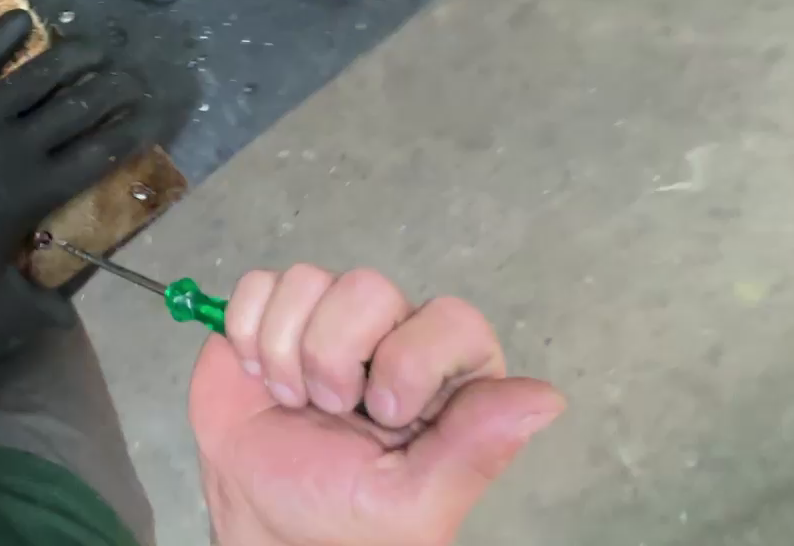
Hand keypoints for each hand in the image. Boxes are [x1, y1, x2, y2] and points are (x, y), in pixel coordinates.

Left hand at [0, 10, 177, 329]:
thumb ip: (35, 310)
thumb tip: (73, 322)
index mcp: (31, 192)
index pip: (97, 153)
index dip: (133, 129)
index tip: (157, 111)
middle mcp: (13, 145)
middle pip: (77, 106)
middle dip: (114, 87)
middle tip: (136, 73)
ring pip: (36, 76)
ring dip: (71, 56)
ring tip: (96, 44)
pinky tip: (21, 17)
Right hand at [189, 266, 563, 545]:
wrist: (252, 505)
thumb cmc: (340, 515)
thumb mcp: (413, 503)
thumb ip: (472, 451)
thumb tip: (547, 396)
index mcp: (443, 380)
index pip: (454, 320)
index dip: (412, 357)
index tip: (385, 414)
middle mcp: (387, 334)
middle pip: (368, 287)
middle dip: (333, 352)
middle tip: (328, 406)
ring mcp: (321, 315)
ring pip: (306, 279)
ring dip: (284, 348)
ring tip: (288, 395)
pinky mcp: (265, 308)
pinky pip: (256, 284)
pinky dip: (247, 331)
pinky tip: (255, 371)